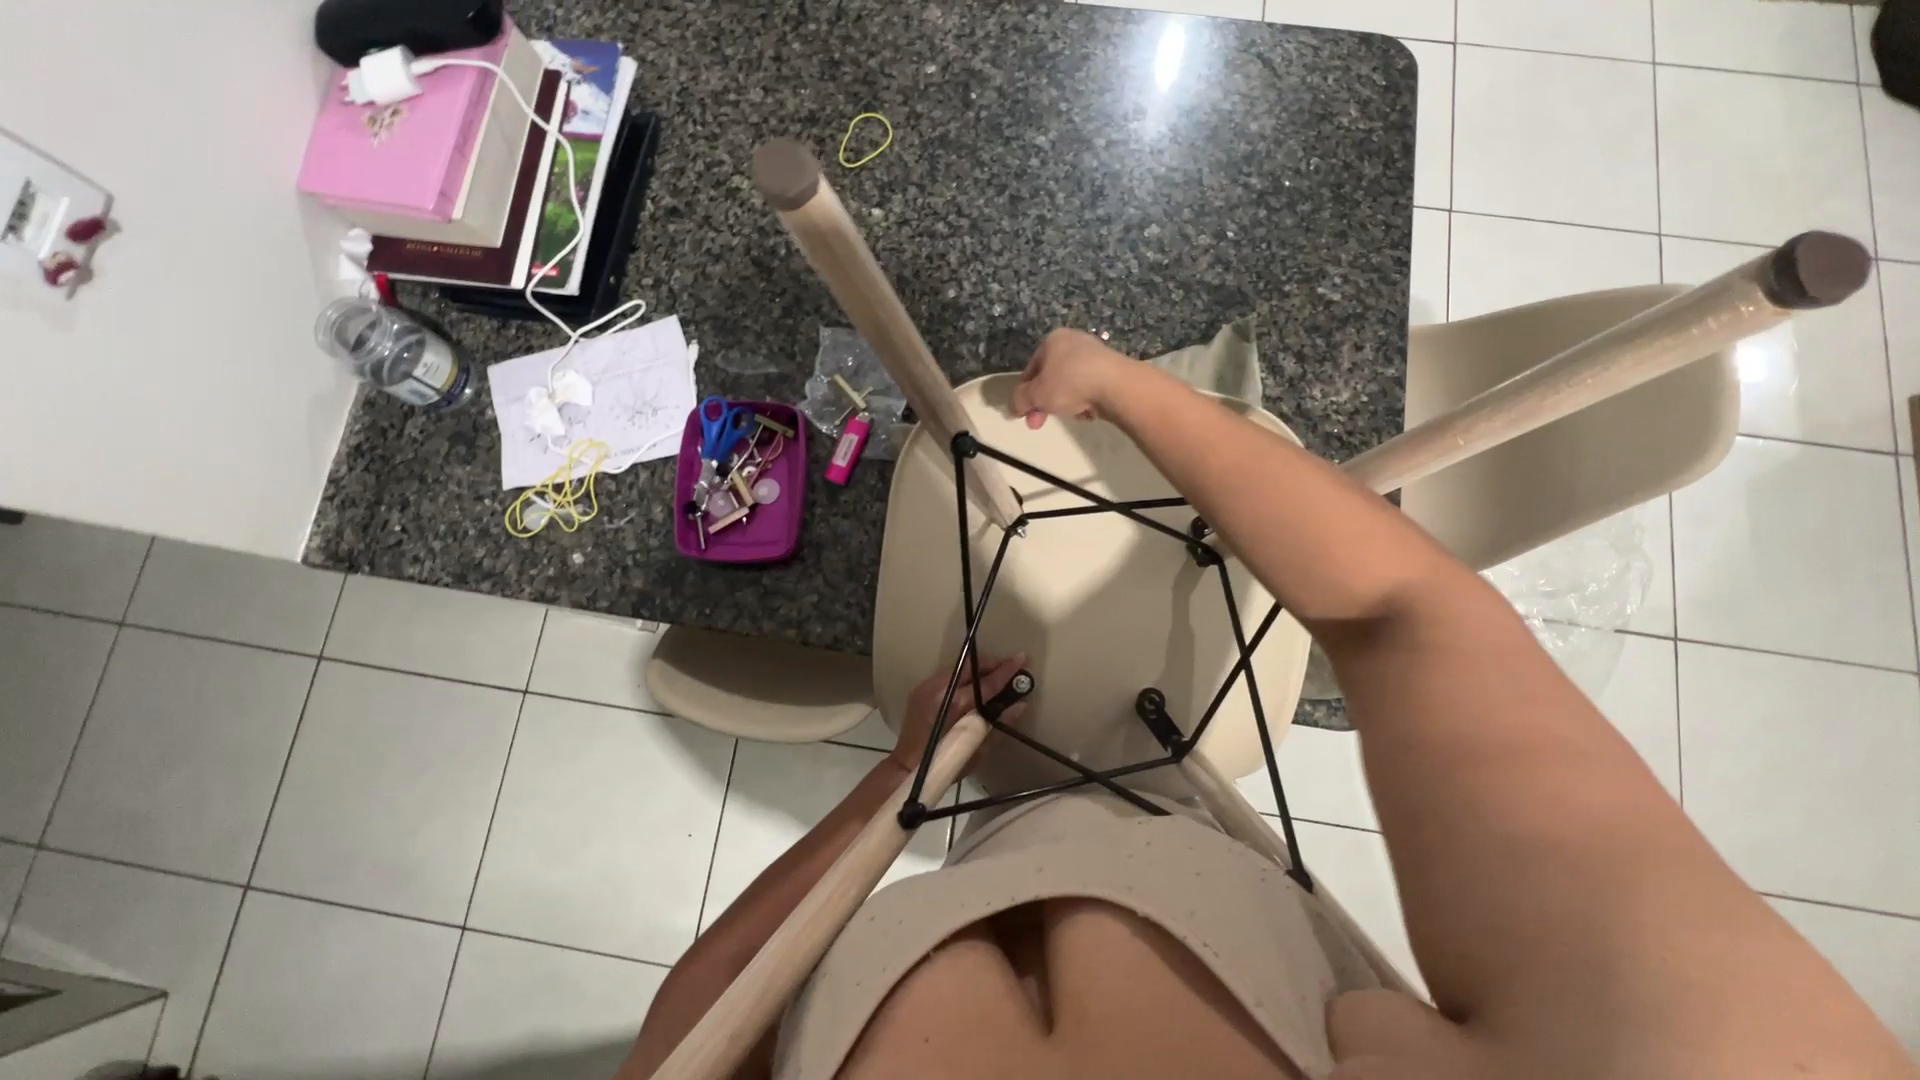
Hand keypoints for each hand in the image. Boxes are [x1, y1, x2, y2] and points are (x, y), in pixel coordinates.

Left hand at [888, 652, 1030, 775]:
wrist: (908, 766)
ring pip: (959, 667)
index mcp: (955, 705)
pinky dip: (964, 675)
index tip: (1023, 659)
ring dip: (979, 668)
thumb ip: (999, 724)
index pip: (987, 682)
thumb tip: (1020, 704)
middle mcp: (940, 688)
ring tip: (996, 673)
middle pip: (971, 666)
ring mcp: (928, 686)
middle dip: (993, 663)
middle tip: (1011, 666)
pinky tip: (974, 683)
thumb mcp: (978, 750)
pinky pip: (949, 674)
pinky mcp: (921, 688)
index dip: (1007, 670)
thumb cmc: (947, 764)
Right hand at [1010, 329, 1139, 429]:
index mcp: (1053, 340)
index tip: (1024, 413)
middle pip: (1051, 378)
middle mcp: (1074, 342)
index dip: (1024, 392)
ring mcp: (1096, 355)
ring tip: (1070, 415)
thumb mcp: (1036, 395)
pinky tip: (1088, 411)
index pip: (1031, 368)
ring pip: (1070, 385)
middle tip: (1038, 424)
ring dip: (1065, 403)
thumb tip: (1013, 407)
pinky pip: (1089, 389)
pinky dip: (1085, 401)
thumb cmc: (1069, 383)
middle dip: (1043, 403)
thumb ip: (1019, 401)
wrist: (1116, 385)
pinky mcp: (1112, 370)